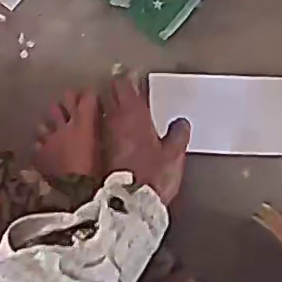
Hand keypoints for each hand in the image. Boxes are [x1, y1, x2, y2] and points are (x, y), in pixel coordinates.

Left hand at [34, 90, 100, 179]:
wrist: (74, 187)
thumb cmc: (95, 168)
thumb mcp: (101, 148)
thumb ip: (98, 134)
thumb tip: (101, 128)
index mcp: (85, 123)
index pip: (87, 98)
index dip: (89, 93)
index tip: (91, 93)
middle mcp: (66, 124)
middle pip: (64, 101)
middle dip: (67, 99)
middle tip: (70, 101)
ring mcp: (51, 136)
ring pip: (45, 121)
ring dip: (49, 123)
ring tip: (51, 127)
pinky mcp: (41, 150)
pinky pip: (38, 142)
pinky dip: (41, 143)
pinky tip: (43, 146)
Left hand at [103, 74, 189, 206]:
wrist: (130, 206)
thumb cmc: (154, 174)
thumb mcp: (174, 153)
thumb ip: (178, 134)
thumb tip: (180, 123)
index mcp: (133, 114)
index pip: (123, 85)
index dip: (128, 78)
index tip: (135, 75)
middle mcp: (115, 121)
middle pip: (110, 96)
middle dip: (119, 89)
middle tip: (131, 88)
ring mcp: (105, 138)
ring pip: (106, 113)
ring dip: (112, 108)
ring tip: (126, 110)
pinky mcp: (101, 154)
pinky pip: (104, 131)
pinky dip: (110, 127)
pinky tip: (120, 134)